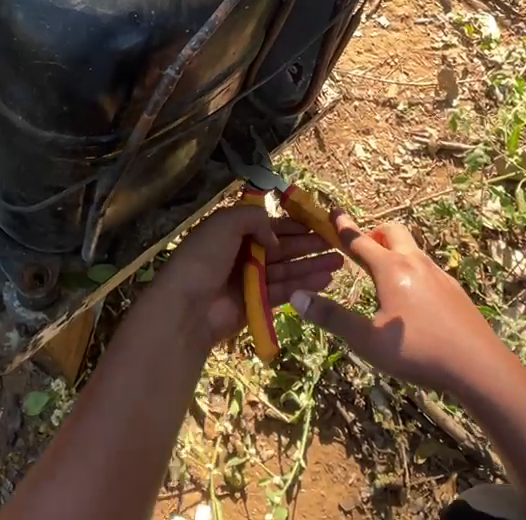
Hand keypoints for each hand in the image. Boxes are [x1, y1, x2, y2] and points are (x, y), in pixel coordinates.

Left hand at [146, 204, 342, 349]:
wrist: (187, 307)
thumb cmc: (203, 259)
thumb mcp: (224, 223)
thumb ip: (254, 218)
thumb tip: (275, 236)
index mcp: (230, 232)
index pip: (267, 225)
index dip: (292, 225)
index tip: (317, 224)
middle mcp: (241, 254)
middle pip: (280, 248)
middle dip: (307, 246)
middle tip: (336, 244)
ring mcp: (249, 281)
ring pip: (286, 270)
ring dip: (311, 266)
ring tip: (338, 263)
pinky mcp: (256, 304)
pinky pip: (284, 291)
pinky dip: (304, 285)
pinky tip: (324, 281)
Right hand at [291, 217, 498, 392]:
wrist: (480, 368)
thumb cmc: (418, 351)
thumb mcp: (367, 340)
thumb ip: (332, 317)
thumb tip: (296, 297)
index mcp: (390, 269)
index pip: (360, 240)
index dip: (344, 226)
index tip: (334, 211)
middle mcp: (415, 263)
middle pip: (393, 233)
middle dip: (375, 234)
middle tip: (362, 249)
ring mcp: (440, 275)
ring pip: (413, 250)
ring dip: (395, 252)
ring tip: (385, 277)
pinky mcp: (455, 292)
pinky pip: (428, 270)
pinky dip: (413, 272)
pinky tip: (413, 301)